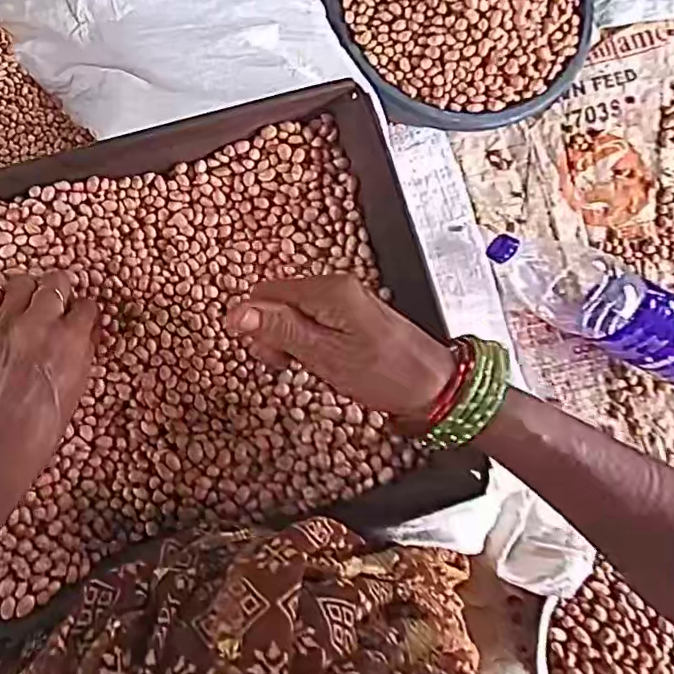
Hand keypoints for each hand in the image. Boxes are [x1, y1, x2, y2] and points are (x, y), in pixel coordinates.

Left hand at [0, 270, 97, 481]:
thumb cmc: (40, 427)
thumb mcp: (77, 387)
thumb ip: (82, 352)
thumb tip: (83, 334)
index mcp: (72, 340)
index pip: (86, 306)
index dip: (84, 312)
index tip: (80, 317)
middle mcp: (40, 324)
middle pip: (57, 282)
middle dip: (61, 291)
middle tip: (58, 302)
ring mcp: (6, 323)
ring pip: (22, 281)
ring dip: (29, 290)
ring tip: (29, 302)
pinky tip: (1, 308)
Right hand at [225, 275, 455, 420]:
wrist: (435, 386)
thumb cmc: (387, 374)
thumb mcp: (324, 355)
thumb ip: (280, 330)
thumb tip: (239, 312)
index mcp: (328, 290)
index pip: (266, 293)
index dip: (258, 325)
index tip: (271, 355)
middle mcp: (336, 287)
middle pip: (278, 301)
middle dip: (274, 334)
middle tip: (291, 364)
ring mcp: (345, 300)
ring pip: (294, 313)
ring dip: (291, 341)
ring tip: (312, 365)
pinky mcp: (352, 314)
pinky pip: (314, 320)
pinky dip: (309, 342)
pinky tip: (323, 361)